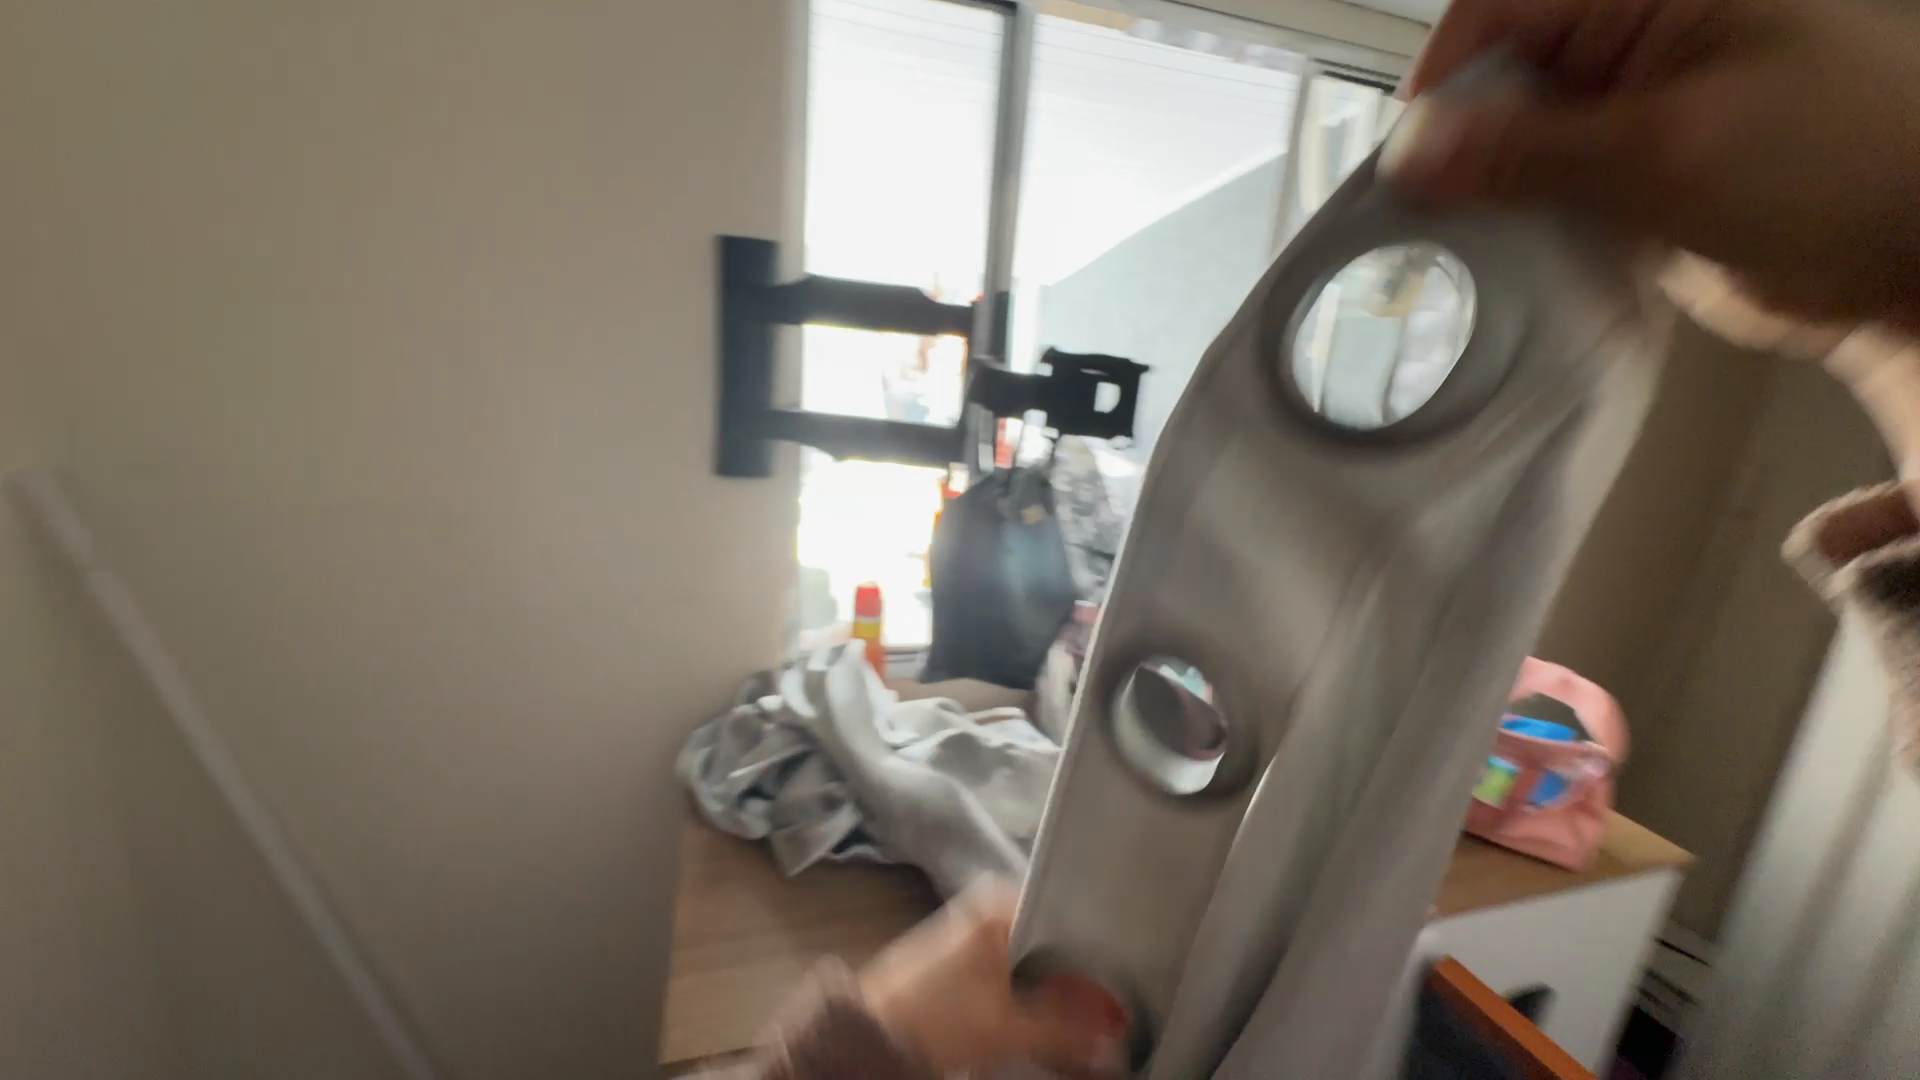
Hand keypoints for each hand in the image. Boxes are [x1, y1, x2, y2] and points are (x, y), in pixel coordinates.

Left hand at [859, 881, 1128, 1076]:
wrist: (873, 1033)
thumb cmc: (937, 1015)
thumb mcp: (1008, 1026)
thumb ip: (1067, 1028)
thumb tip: (1118, 1032)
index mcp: (1001, 900)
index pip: (1066, 913)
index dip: (1097, 950)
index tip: (1125, 978)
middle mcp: (991, 905)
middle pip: (1052, 938)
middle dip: (1079, 974)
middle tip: (1113, 1006)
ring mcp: (977, 930)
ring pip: (1035, 957)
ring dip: (1058, 988)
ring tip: (1090, 1015)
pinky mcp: (967, 959)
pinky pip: (1016, 970)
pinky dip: (1034, 992)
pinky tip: (1051, 1017)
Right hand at [1381, 0, 1919, 334]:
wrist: (1905, 260)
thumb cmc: (1821, 167)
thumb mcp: (1661, 147)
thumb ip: (1524, 150)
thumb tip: (1404, 154)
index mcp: (1648, 2)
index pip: (1502, 9)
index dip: (1441, 73)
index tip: (1406, 156)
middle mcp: (1621, 53)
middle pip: (1492, 82)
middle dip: (1448, 144)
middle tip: (1415, 212)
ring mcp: (1613, 123)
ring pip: (1503, 146)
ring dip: (1470, 193)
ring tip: (1442, 242)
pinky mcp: (1609, 185)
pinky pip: (1528, 196)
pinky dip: (1500, 225)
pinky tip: (1483, 256)